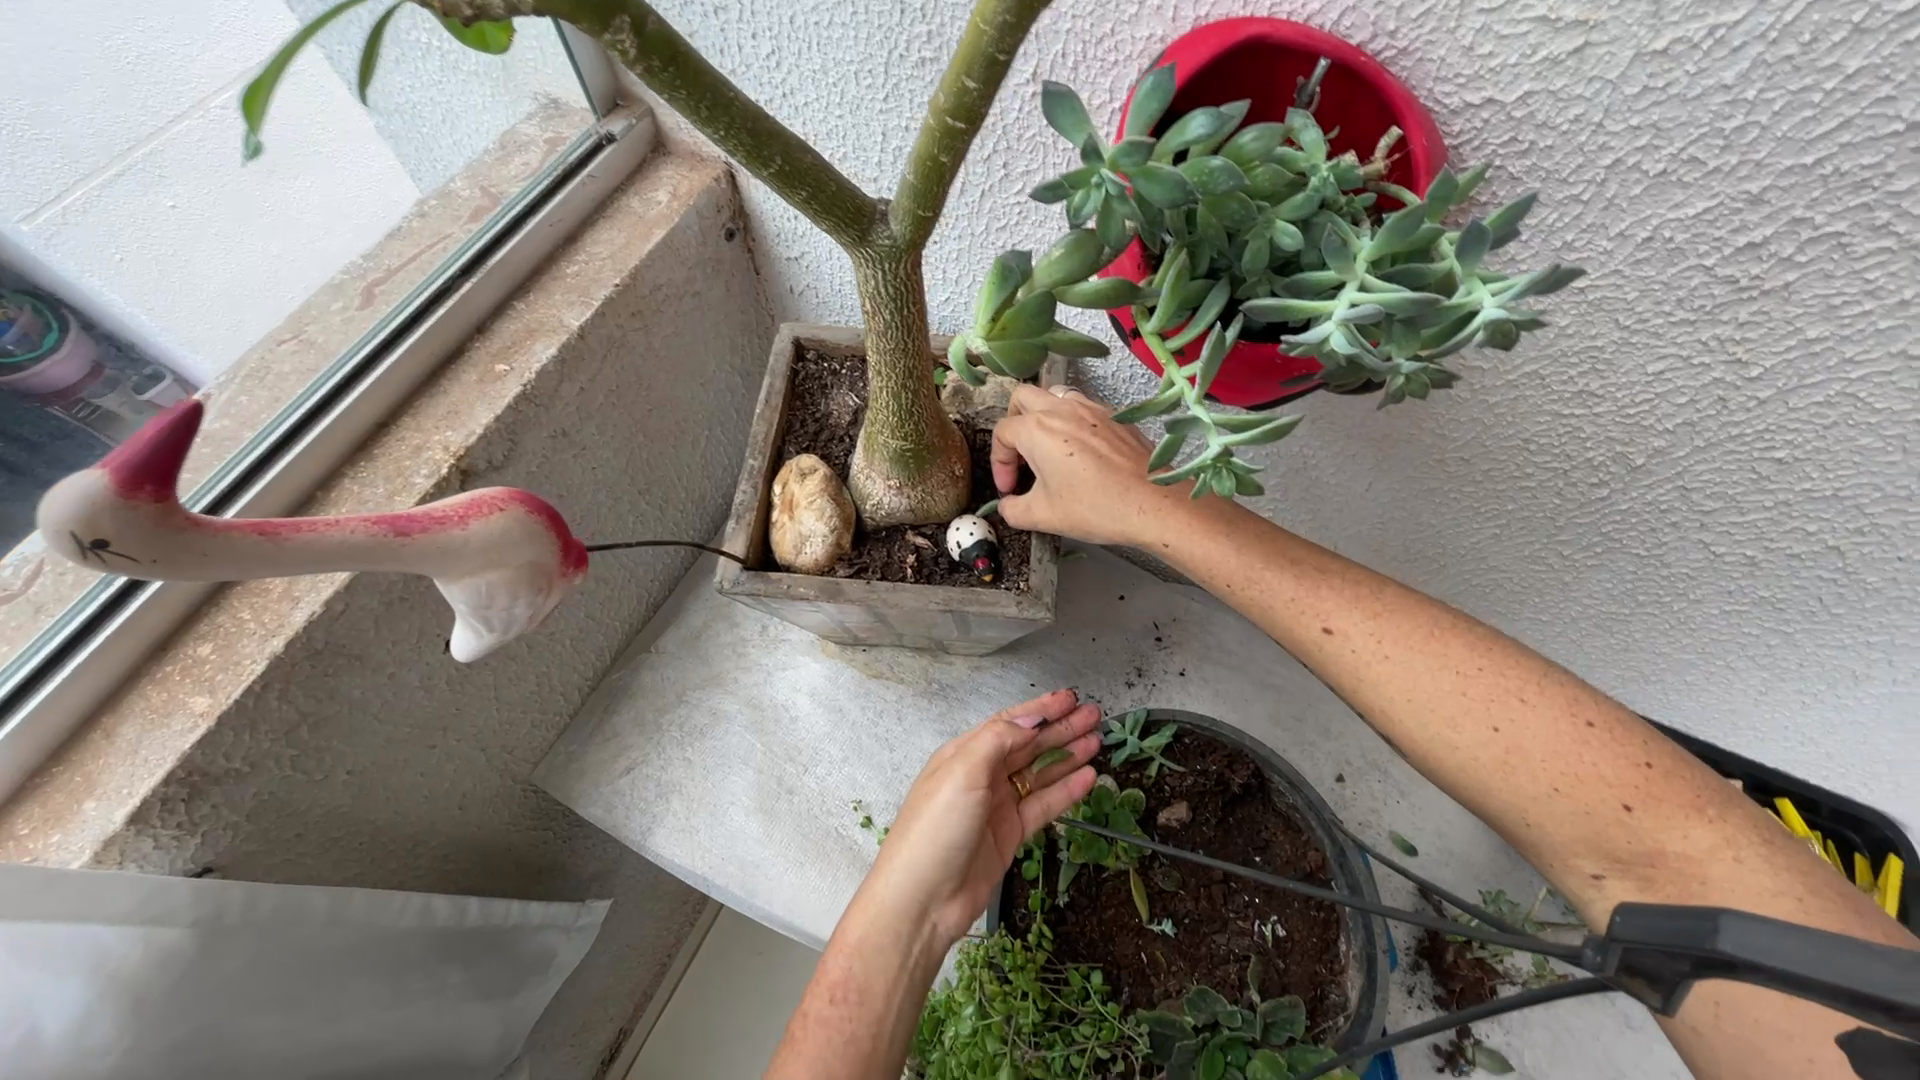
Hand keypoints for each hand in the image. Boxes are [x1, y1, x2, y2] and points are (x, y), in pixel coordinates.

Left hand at [862, 688, 1101, 947]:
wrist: (923, 900)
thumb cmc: (934, 830)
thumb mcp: (962, 772)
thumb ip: (998, 740)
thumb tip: (1030, 719)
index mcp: (964, 754)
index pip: (1009, 723)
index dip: (1040, 709)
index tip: (1070, 698)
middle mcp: (981, 776)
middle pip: (1028, 745)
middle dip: (1060, 729)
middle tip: (1094, 716)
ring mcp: (996, 806)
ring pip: (1039, 773)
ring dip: (1067, 756)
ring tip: (1097, 742)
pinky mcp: (1009, 835)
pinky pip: (1043, 806)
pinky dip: (1065, 791)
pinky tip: (1087, 778)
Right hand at [990, 384, 1214, 546]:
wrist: (1153, 504)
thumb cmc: (1097, 507)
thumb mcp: (1042, 516)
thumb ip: (1013, 510)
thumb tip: (1009, 507)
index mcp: (1038, 429)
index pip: (1002, 432)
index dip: (998, 462)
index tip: (1010, 488)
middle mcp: (1063, 410)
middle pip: (1023, 397)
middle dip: (1013, 423)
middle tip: (1020, 454)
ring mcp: (1092, 410)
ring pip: (1055, 396)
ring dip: (1043, 417)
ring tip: (1048, 449)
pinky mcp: (1116, 418)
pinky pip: (1084, 409)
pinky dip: (1073, 423)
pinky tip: (1080, 454)